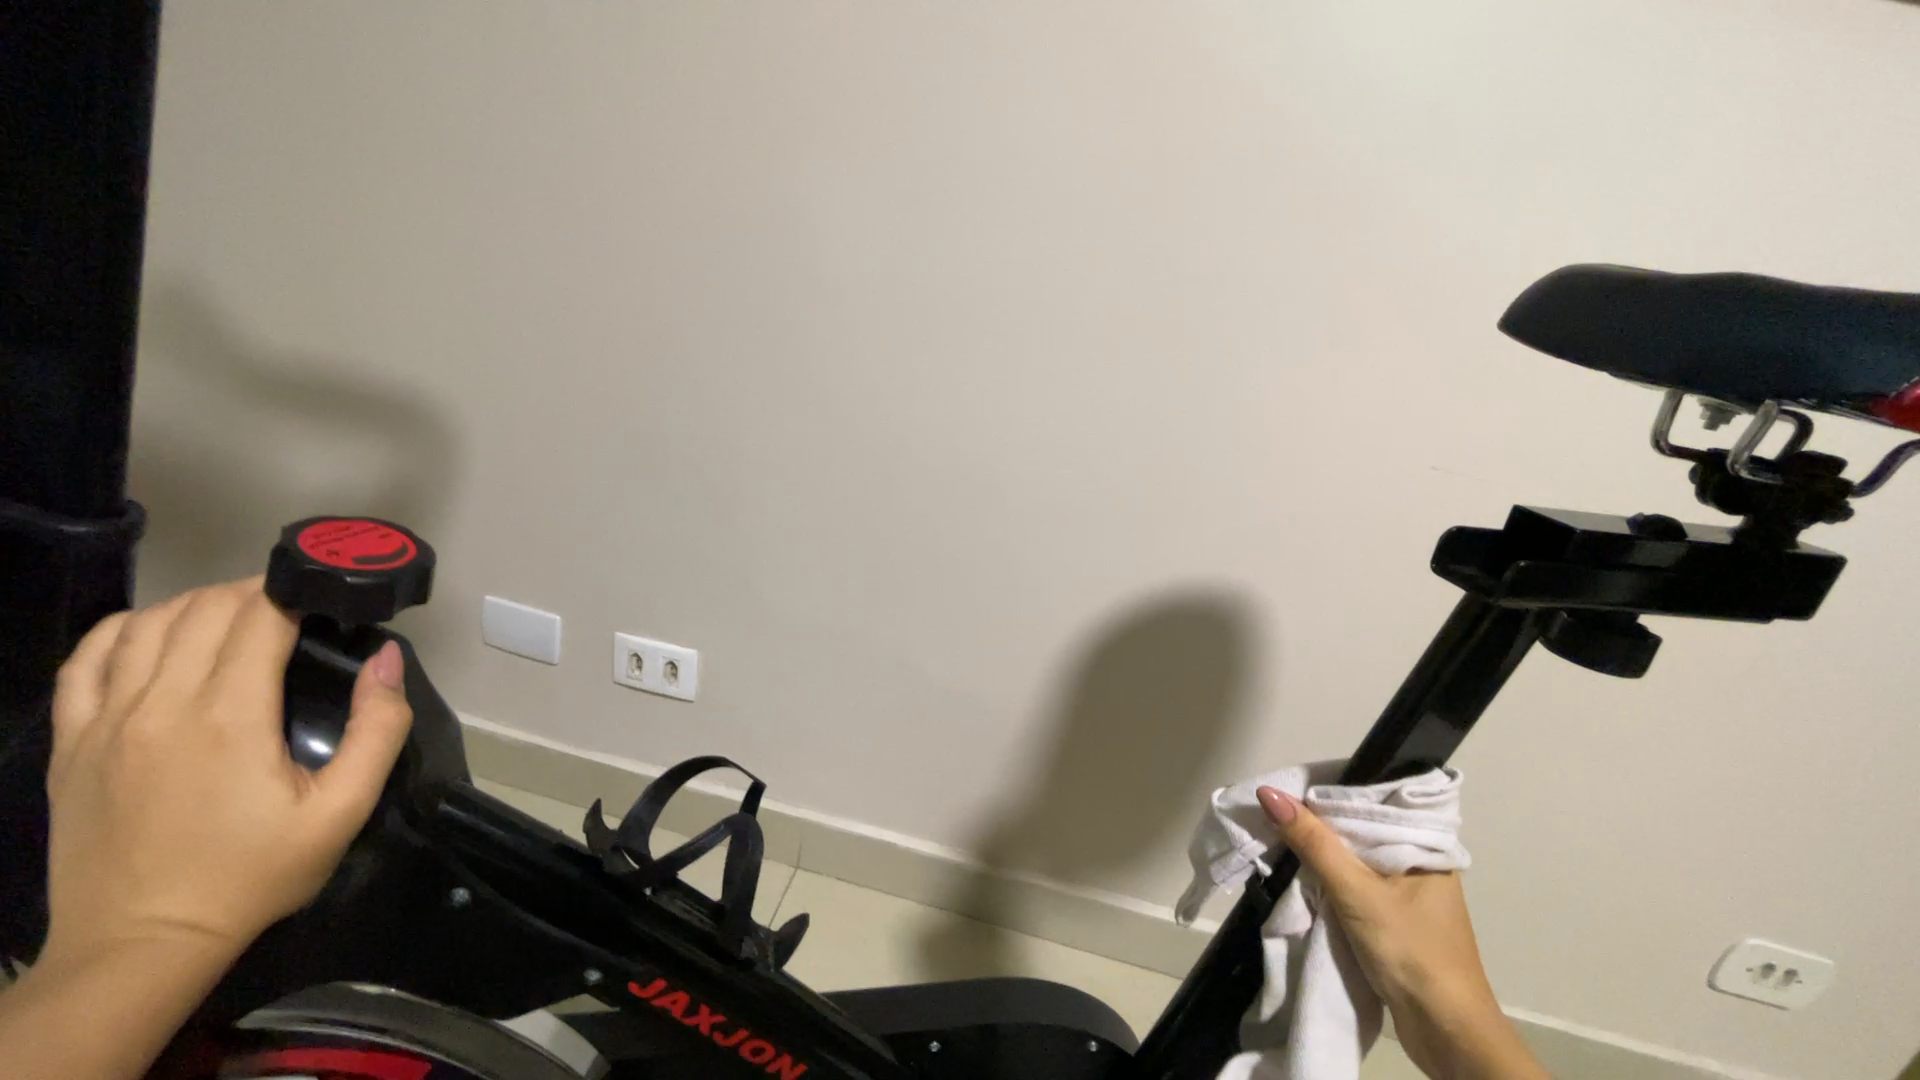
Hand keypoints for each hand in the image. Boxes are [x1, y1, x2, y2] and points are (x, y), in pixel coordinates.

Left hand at [43, 577, 413, 965]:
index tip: (325, 593)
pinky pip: (86, 660)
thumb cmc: (254, 874)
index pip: (259, 619)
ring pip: (145, 624)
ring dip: (196, 604)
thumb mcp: (343, 810)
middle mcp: (160, 706)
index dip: (295, 592)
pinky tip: (156, 631)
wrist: (143, 943)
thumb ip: (377, 729)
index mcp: (229, 718)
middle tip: (293, 602)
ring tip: (236, 612)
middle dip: (253, 592)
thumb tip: (386, 658)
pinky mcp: (70, 743)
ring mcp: (103, 722)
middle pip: (203, 611)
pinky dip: (125, 629)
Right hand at [1258, 787, 1547, 1079]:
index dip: (1328, 792)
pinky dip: (1329, 880)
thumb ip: (1313, 843)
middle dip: (1318, 823)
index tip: (1285, 783)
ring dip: (1320, 853)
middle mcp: (1420, 863)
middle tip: (1271, 808)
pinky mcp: (1394, 920)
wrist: (1447, 1033)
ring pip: (1355, 859)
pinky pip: (1355, 885)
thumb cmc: (1411, 952)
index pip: (1371, 802)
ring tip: (1278, 835)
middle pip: (1360, 830)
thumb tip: (1268, 792)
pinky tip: (1301, 874)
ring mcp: (1408, 895)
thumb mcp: (1356, 892)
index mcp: (1426, 847)